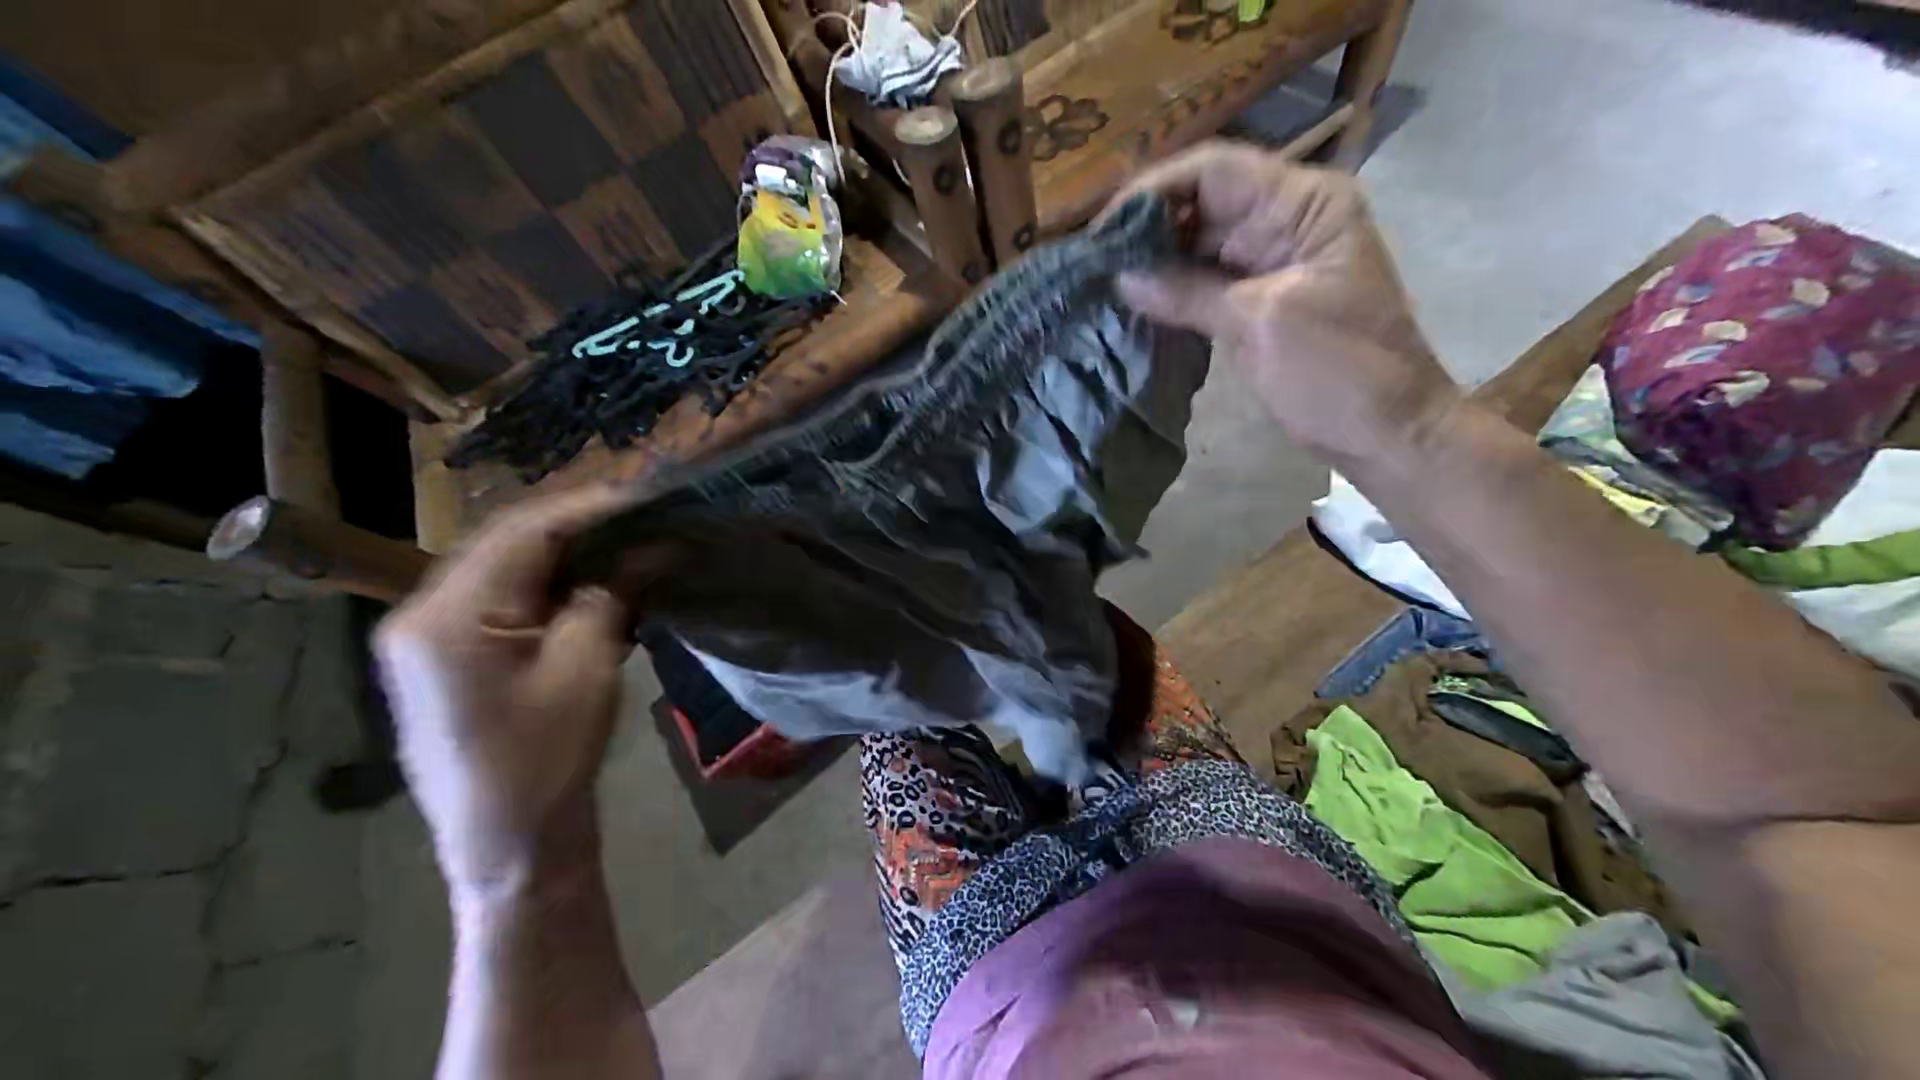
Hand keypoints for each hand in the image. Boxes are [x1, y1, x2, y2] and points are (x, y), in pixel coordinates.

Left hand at [374, 485, 652, 904]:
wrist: (508, 848)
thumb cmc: (546, 761)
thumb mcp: (586, 669)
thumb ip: (612, 595)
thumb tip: (652, 547)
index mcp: (443, 616)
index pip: (522, 532)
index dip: (589, 508)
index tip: (647, 497)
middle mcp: (420, 615)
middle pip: (507, 545)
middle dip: (580, 528)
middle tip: (644, 520)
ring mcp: (426, 638)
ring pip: (505, 570)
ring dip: (567, 556)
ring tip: (628, 546)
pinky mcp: (447, 659)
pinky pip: (501, 601)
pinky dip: (550, 587)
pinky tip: (593, 587)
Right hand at [1110, 141, 1460, 461]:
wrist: (1384, 430)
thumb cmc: (1339, 370)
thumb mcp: (1261, 323)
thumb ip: (1189, 293)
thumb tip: (1121, 277)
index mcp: (1304, 204)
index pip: (1215, 171)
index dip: (1154, 191)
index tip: (1103, 230)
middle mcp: (1284, 219)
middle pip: (1201, 203)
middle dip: (1147, 228)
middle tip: (1093, 261)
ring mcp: (1269, 260)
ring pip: (1197, 243)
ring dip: (1153, 260)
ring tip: (1103, 280)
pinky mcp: (1256, 298)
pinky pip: (1203, 280)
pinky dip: (1170, 289)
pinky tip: (1134, 301)